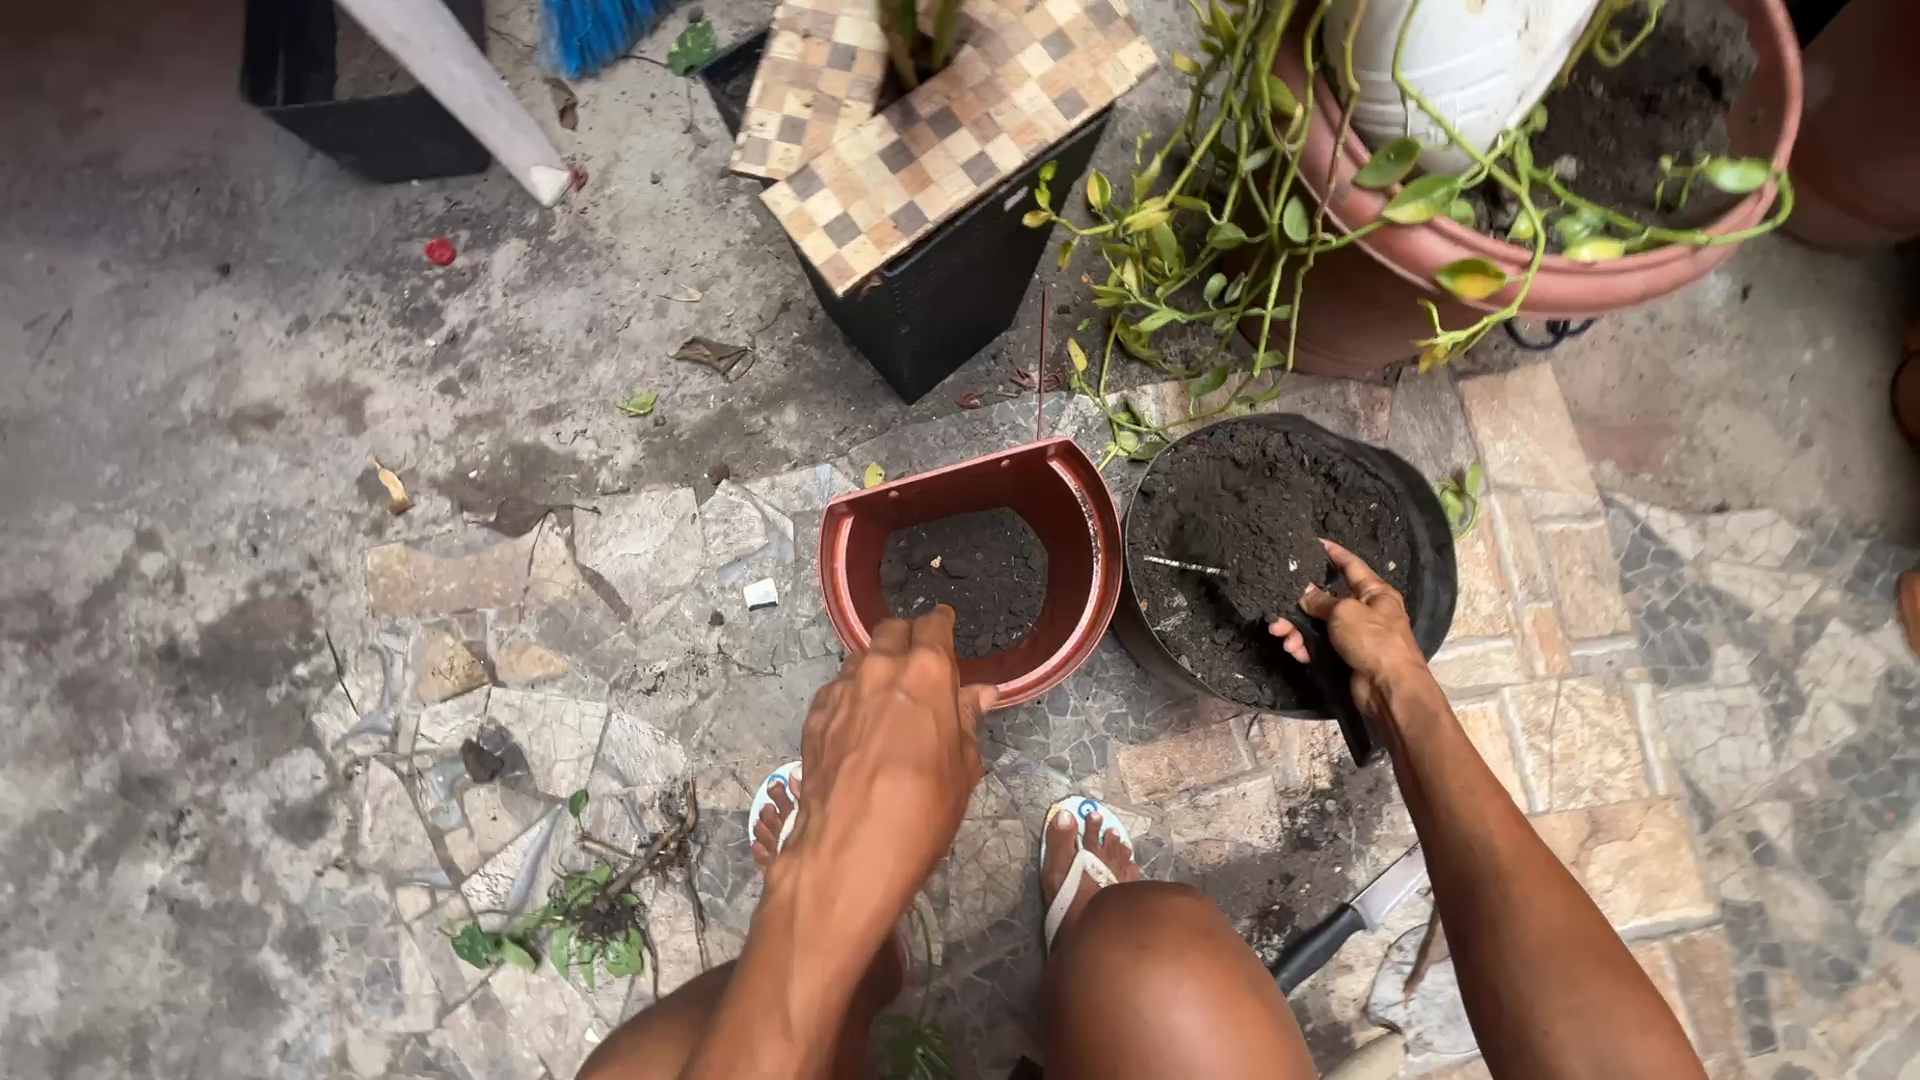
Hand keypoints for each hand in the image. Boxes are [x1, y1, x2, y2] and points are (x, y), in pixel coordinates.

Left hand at [784, 605, 998, 902]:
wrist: (847, 851)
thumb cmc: (922, 809)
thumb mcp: (964, 766)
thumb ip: (967, 719)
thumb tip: (981, 693)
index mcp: (926, 671)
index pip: (934, 625)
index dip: (942, 626)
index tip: (945, 630)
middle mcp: (880, 667)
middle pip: (892, 631)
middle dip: (908, 640)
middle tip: (920, 667)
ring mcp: (840, 689)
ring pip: (861, 658)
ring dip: (877, 667)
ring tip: (888, 700)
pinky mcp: (814, 715)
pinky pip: (837, 690)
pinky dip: (852, 696)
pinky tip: (859, 729)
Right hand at [1268, 538, 1434, 720]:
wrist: (1389, 689)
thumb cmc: (1373, 640)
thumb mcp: (1344, 612)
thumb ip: (1320, 600)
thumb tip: (1304, 592)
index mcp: (1373, 593)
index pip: (1350, 565)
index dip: (1333, 553)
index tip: (1314, 542)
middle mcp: (1364, 611)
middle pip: (1324, 599)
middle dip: (1298, 603)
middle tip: (1276, 606)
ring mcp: (1353, 635)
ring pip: (1316, 624)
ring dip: (1295, 629)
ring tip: (1281, 635)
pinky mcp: (1343, 656)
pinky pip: (1317, 646)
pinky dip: (1304, 647)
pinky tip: (1295, 651)